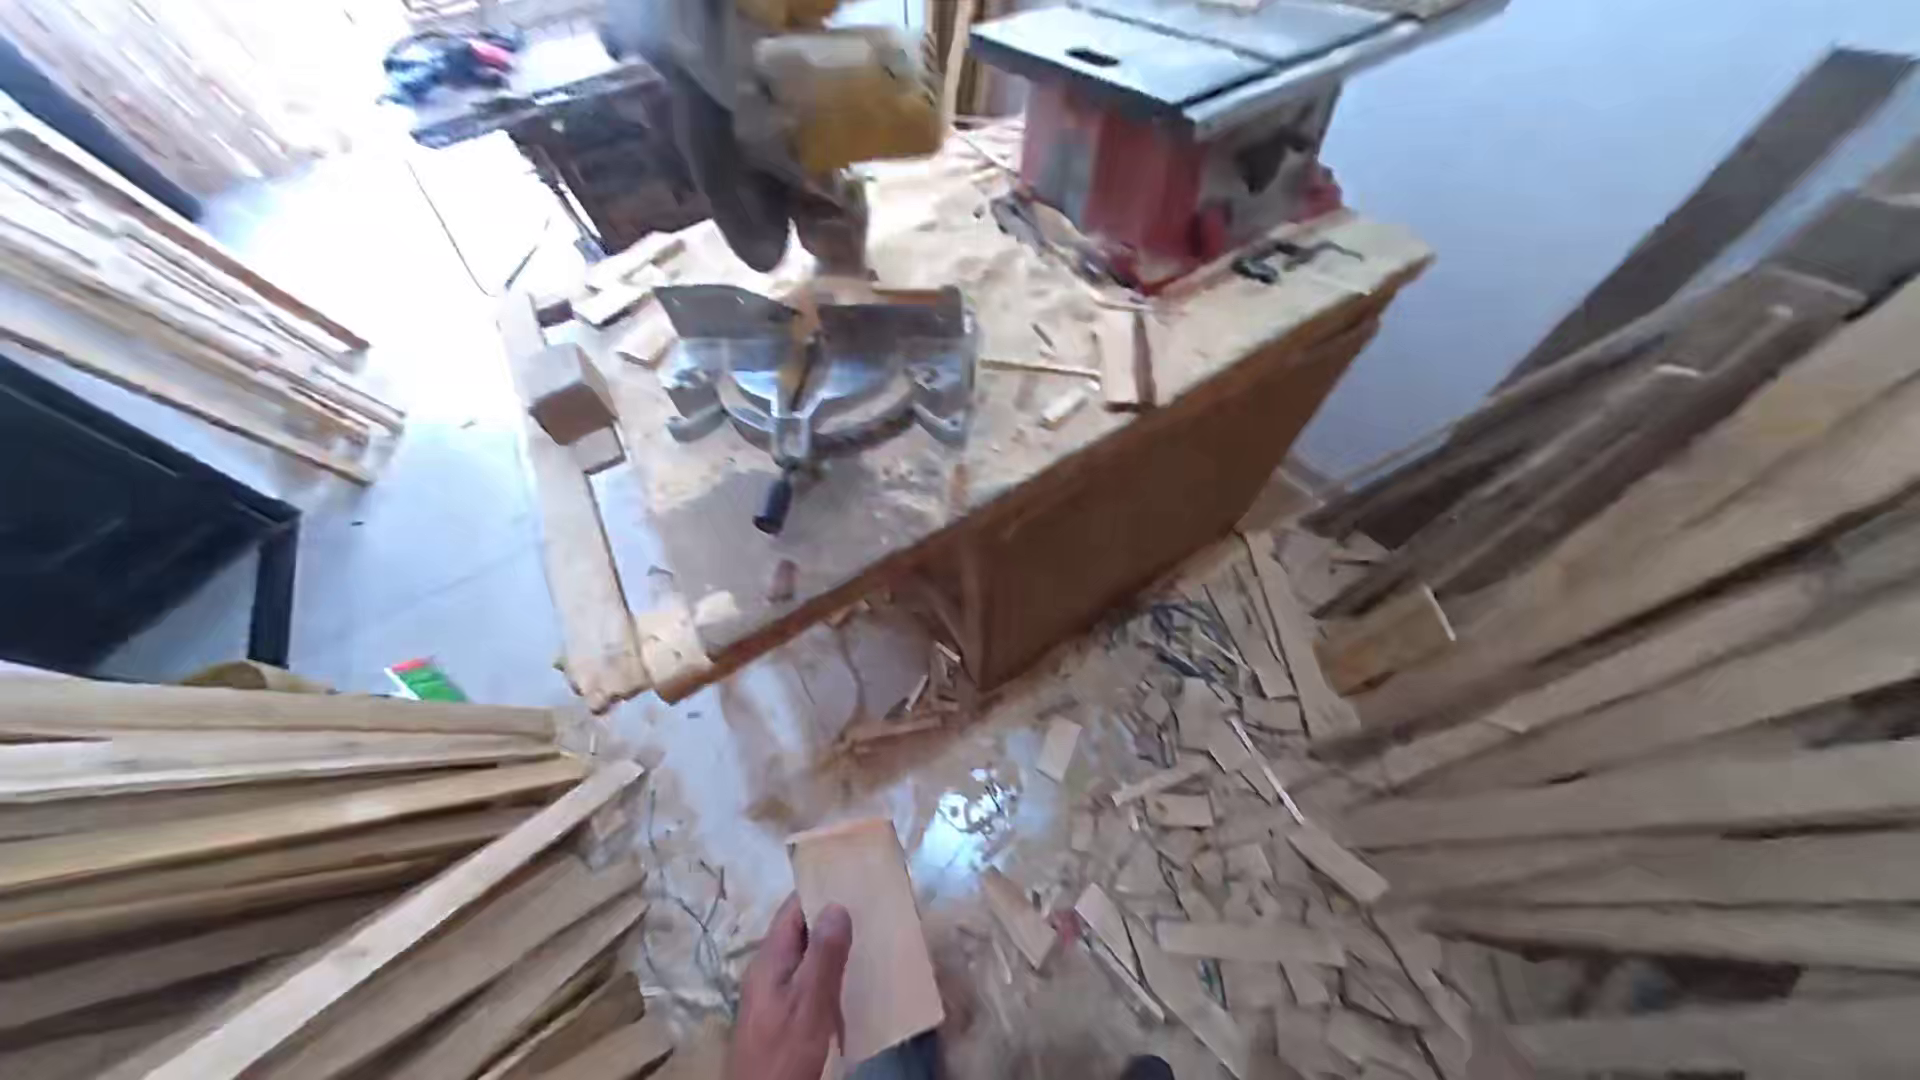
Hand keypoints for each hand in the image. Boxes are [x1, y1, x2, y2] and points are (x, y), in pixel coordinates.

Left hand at [729, 893, 853, 1079]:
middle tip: (871, 907)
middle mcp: (769, 971)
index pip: (793, 907)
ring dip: (835, 946)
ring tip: (871, 937)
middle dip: (833, 917)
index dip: (820, 888)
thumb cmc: (783, 1057)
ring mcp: (775, 996)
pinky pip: (810, 982)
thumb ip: (823, 955)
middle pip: (801, 930)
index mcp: (769, 959)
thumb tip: (837, 904)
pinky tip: (856, 981)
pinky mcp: (784, 1019)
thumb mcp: (808, 1004)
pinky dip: (832, 974)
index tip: (853, 877)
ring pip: (808, 956)